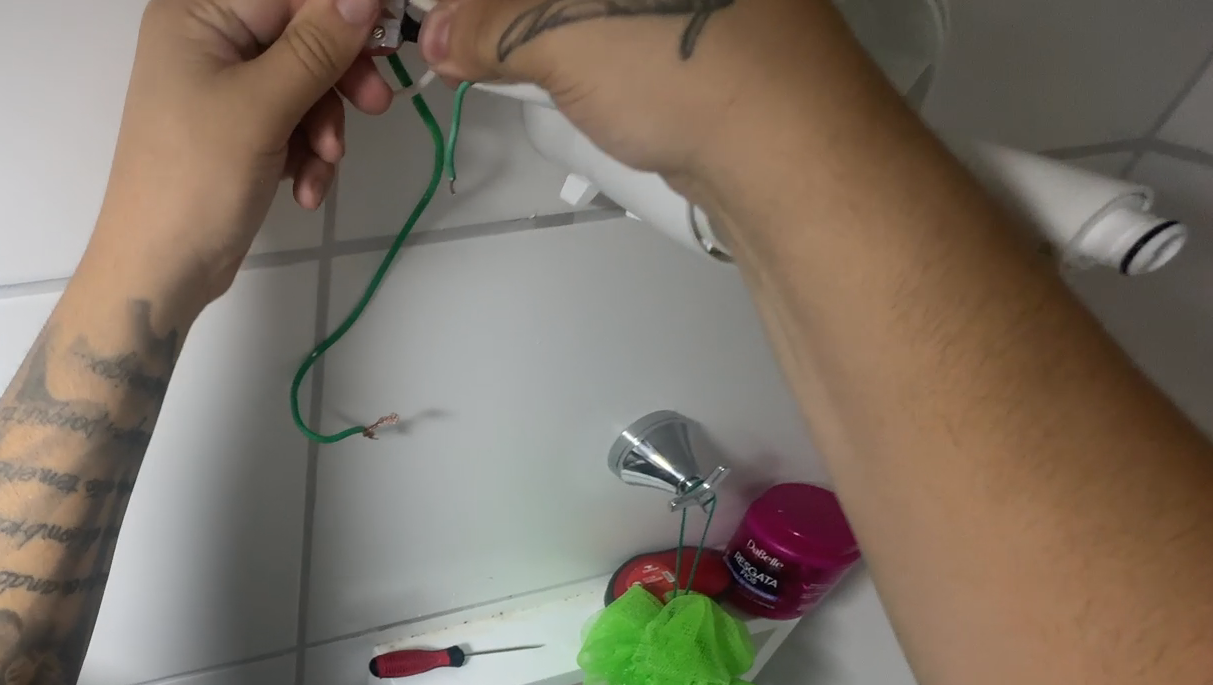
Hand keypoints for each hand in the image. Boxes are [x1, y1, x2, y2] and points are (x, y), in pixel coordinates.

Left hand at [85, 0, 393, 318]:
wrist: (159, 273)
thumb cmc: (196, 182)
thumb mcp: (260, 108)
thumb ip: (316, 46)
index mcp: (199, 14)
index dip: (340, 11)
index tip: (386, 36)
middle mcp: (209, 44)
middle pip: (299, 34)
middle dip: (338, 75)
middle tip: (376, 104)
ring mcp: (223, 95)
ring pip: (301, 87)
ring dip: (323, 130)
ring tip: (323, 167)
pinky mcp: (237, 140)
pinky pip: (289, 128)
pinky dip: (305, 157)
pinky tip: (305, 191)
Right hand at [419, 0, 882, 183]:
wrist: (775, 143)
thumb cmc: (684, 67)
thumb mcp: (565, 39)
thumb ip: (491, 29)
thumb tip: (437, 34)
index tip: (441, 19)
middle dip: (498, 13)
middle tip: (460, 46)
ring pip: (573, 8)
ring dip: (527, 35)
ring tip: (496, 64)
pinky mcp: (681, 28)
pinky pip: (603, 29)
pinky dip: (564, 53)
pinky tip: (546, 80)